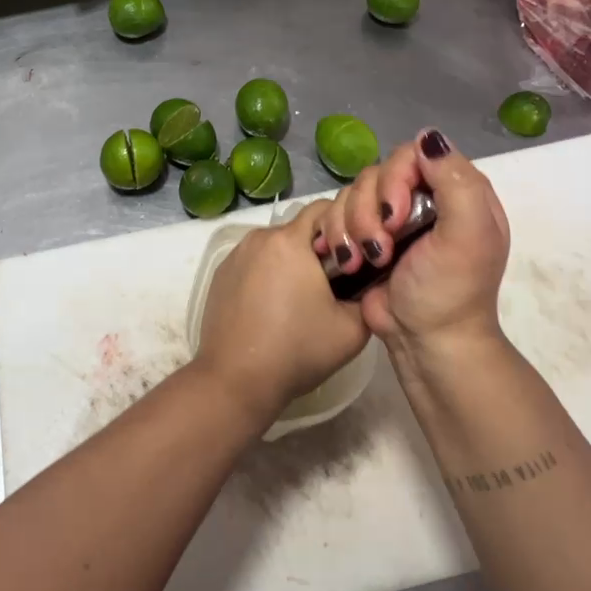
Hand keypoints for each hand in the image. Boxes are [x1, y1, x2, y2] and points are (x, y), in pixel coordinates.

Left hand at [193, 200, 369, 418]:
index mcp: (290, 241)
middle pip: (299, 229)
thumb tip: (369, 280)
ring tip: (301, 301)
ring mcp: (235, 256)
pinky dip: (267, 276)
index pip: (325, 210)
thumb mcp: (353, 328)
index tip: (353, 260)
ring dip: (292, 263)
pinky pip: (253, 263)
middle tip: (332, 286)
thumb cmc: (296, 350)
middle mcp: (259, 237)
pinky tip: (272, 309)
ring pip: (275, 246)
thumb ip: (369, 294)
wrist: (235, 380)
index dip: (346, 229)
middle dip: (318, 249)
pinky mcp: (220, 275)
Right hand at [311, 129, 510, 350]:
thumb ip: (455, 182)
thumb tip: (428, 137)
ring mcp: (390, 219)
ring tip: (364, 262)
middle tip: (380, 248)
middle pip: (376, 173)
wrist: (426, 343)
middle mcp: (422, 198)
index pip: (413, 155)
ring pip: (351, 194)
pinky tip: (345, 259)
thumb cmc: (452, 290)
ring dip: (351, 229)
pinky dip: (336, 237)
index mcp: (455, 191)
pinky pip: (336, 216)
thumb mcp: (469, 235)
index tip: (394, 215)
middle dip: (369, 212)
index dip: (396, 178)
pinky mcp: (365, 238)